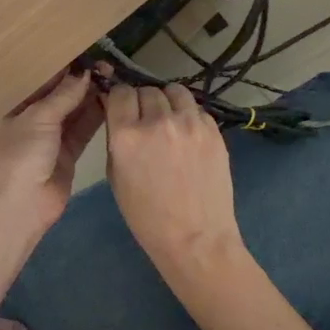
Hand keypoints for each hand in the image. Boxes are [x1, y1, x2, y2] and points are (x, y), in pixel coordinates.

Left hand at [0, 69, 104, 229]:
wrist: (19, 207)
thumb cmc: (18, 156)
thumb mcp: (38, 119)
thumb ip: (63, 95)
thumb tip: (84, 73)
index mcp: (13, 106)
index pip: (39, 81)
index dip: (62, 67)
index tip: (87, 52)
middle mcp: (30, 119)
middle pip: (58, 95)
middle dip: (80, 81)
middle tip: (108, 65)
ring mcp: (49, 138)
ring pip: (73, 111)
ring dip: (91, 96)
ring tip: (114, 77)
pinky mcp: (67, 154)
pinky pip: (82, 130)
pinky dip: (95, 116)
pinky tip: (112, 100)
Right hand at [104, 82, 241, 266]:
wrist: (195, 238)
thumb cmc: (147, 216)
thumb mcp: (116, 176)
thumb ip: (115, 139)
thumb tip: (115, 112)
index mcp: (127, 135)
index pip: (120, 93)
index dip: (119, 100)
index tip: (121, 109)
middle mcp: (158, 121)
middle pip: (147, 90)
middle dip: (142, 102)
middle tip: (145, 123)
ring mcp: (190, 123)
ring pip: (175, 91)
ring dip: (167, 102)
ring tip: (168, 122)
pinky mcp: (214, 130)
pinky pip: (196, 109)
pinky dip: (188, 116)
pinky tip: (187, 137)